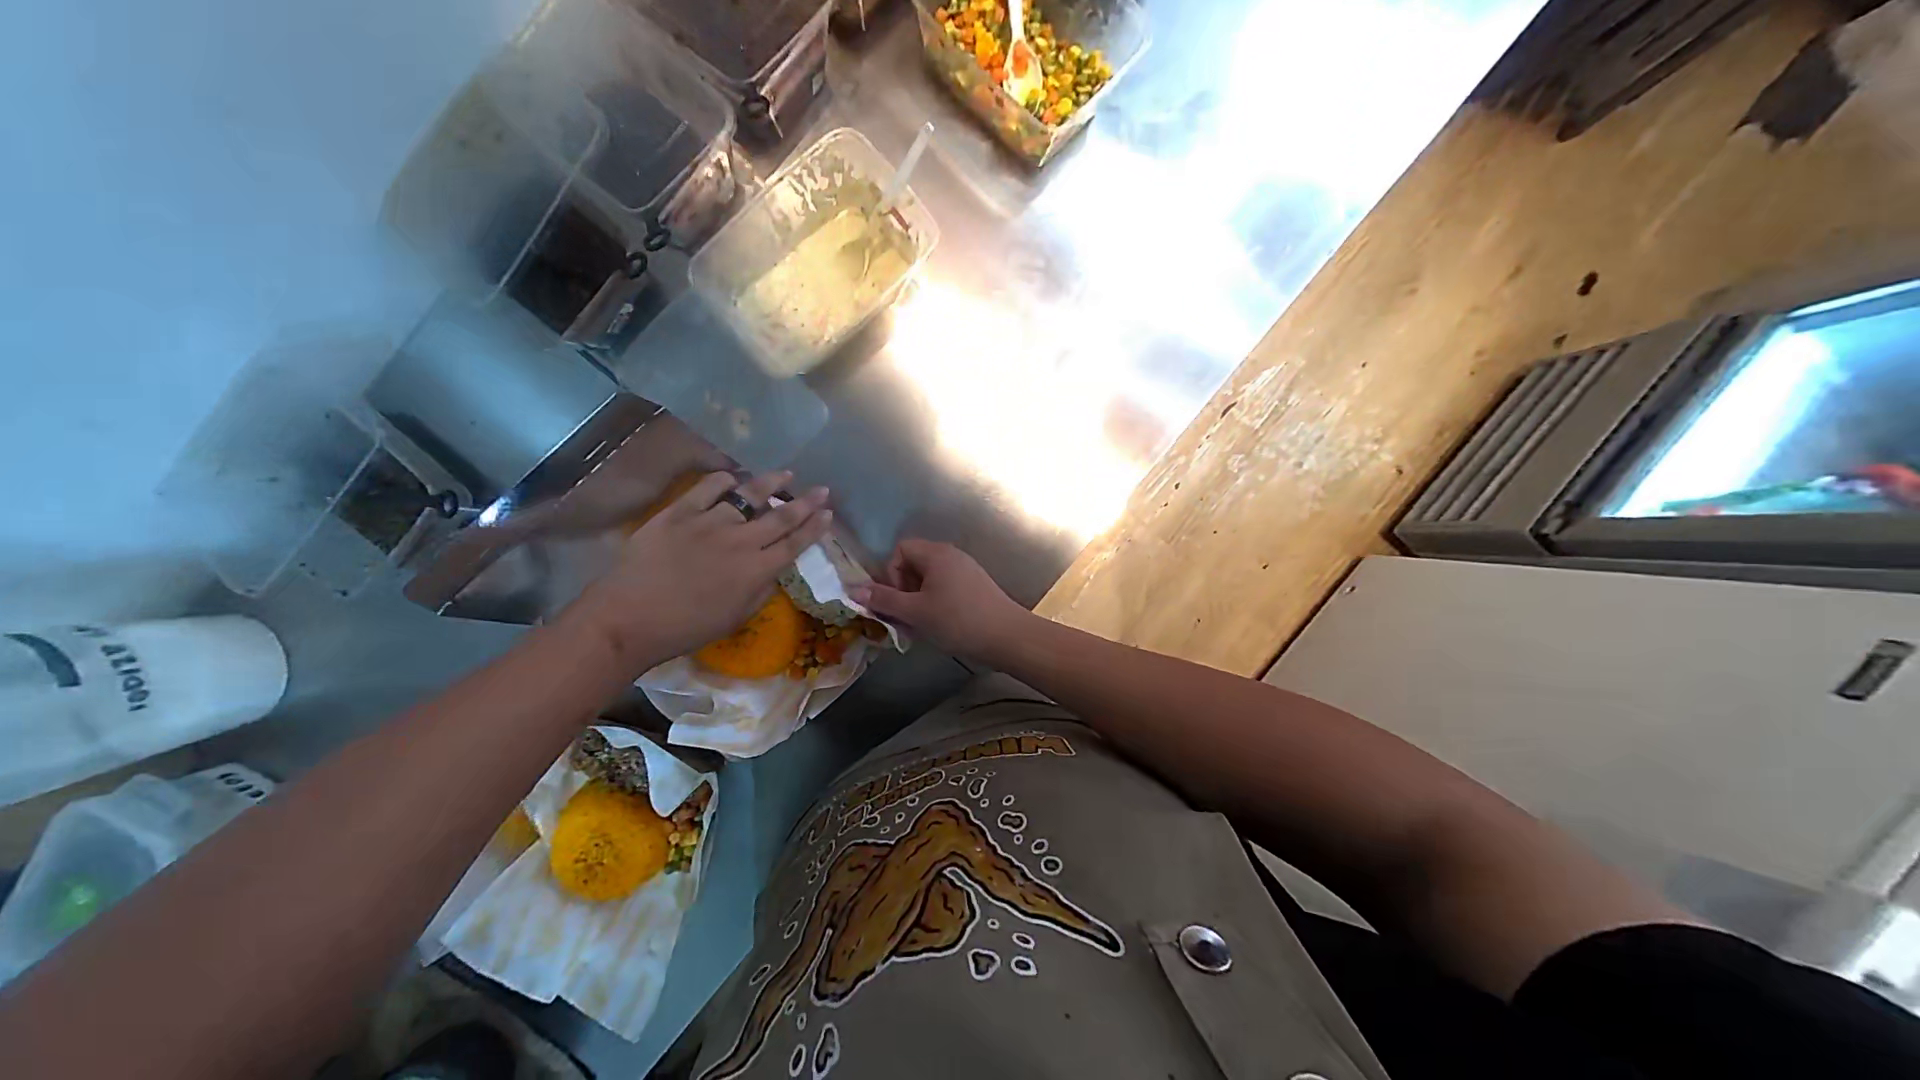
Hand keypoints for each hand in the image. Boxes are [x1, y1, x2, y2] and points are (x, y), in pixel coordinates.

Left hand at [566, 471, 830, 670]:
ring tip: (786, 474)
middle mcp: (739, 542)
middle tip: (822, 489)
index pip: (794, 544)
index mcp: (755, 571)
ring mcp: (709, 523)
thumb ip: (761, 591)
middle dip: (805, 502)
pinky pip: (707, 488)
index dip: (814, 528)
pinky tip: (733, 478)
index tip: (828, 513)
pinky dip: (724, 480)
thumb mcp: (735, 618)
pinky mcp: (679, 513)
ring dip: (770, 484)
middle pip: (780, 517)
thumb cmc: (685, 628)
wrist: (629, 618)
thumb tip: (773, 570)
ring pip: (748, 496)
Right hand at [850, 539, 1029, 661]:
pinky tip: (938, 627)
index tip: (895, 600)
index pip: (900, 550)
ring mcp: (966, 571)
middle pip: (914, 564)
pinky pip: (945, 589)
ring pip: (929, 580)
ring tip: (919, 627)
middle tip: (904, 618)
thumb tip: (852, 590)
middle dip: (902, 590)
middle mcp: (952, 556)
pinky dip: (934, 605)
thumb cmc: (958, 621)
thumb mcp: (916, 612)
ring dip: (917, 601)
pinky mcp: (976, 588)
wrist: (1008, 637)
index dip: (890, 574)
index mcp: (936, 554)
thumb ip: (884, 600)